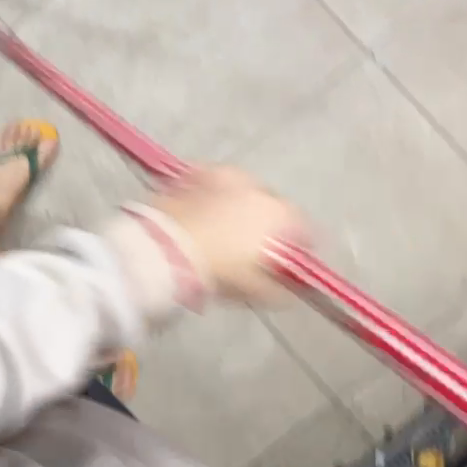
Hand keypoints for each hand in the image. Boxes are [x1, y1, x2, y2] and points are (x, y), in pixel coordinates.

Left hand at [144, 166, 305, 301]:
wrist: (165, 248)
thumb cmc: (216, 270)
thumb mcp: (254, 290)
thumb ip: (279, 290)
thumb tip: (288, 292)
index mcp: (276, 213)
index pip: (301, 225)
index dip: (300, 242)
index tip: (294, 256)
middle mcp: (255, 188)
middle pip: (271, 202)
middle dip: (268, 220)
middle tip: (256, 241)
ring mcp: (222, 176)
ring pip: (242, 187)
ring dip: (240, 201)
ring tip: (228, 222)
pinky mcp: (193, 174)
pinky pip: (210, 180)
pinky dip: (212, 192)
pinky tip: (204, 206)